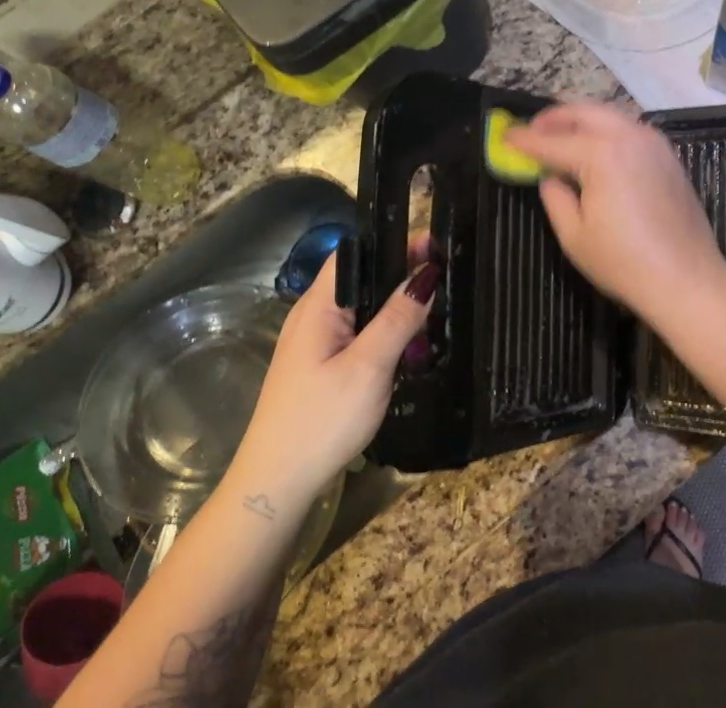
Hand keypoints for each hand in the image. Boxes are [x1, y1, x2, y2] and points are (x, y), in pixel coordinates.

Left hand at [230, 242, 437, 502]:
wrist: (277, 483)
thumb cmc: (322, 421)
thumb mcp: (368, 368)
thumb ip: (397, 319)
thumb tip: (427, 274)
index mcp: (318, 306)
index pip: (356, 252)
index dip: (395, 243)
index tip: (439, 247)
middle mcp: (313, 316)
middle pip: (362, 279)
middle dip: (403, 277)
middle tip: (448, 284)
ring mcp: (315, 343)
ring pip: (363, 309)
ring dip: (397, 309)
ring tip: (436, 316)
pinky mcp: (321, 366)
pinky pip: (359, 334)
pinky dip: (386, 334)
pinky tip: (409, 350)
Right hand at [503, 101, 725, 321]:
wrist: (686, 279)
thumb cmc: (625, 262)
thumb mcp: (575, 236)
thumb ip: (555, 197)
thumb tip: (551, 177)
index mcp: (602, 154)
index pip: (552, 142)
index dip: (525, 140)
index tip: (505, 136)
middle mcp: (630, 137)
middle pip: (585, 112)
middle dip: (554, 118)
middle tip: (533, 131)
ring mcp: (654, 144)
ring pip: (611, 116)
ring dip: (582, 120)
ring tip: (561, 137)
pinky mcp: (669, 157)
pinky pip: (631, 130)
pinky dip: (607, 131)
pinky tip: (595, 150)